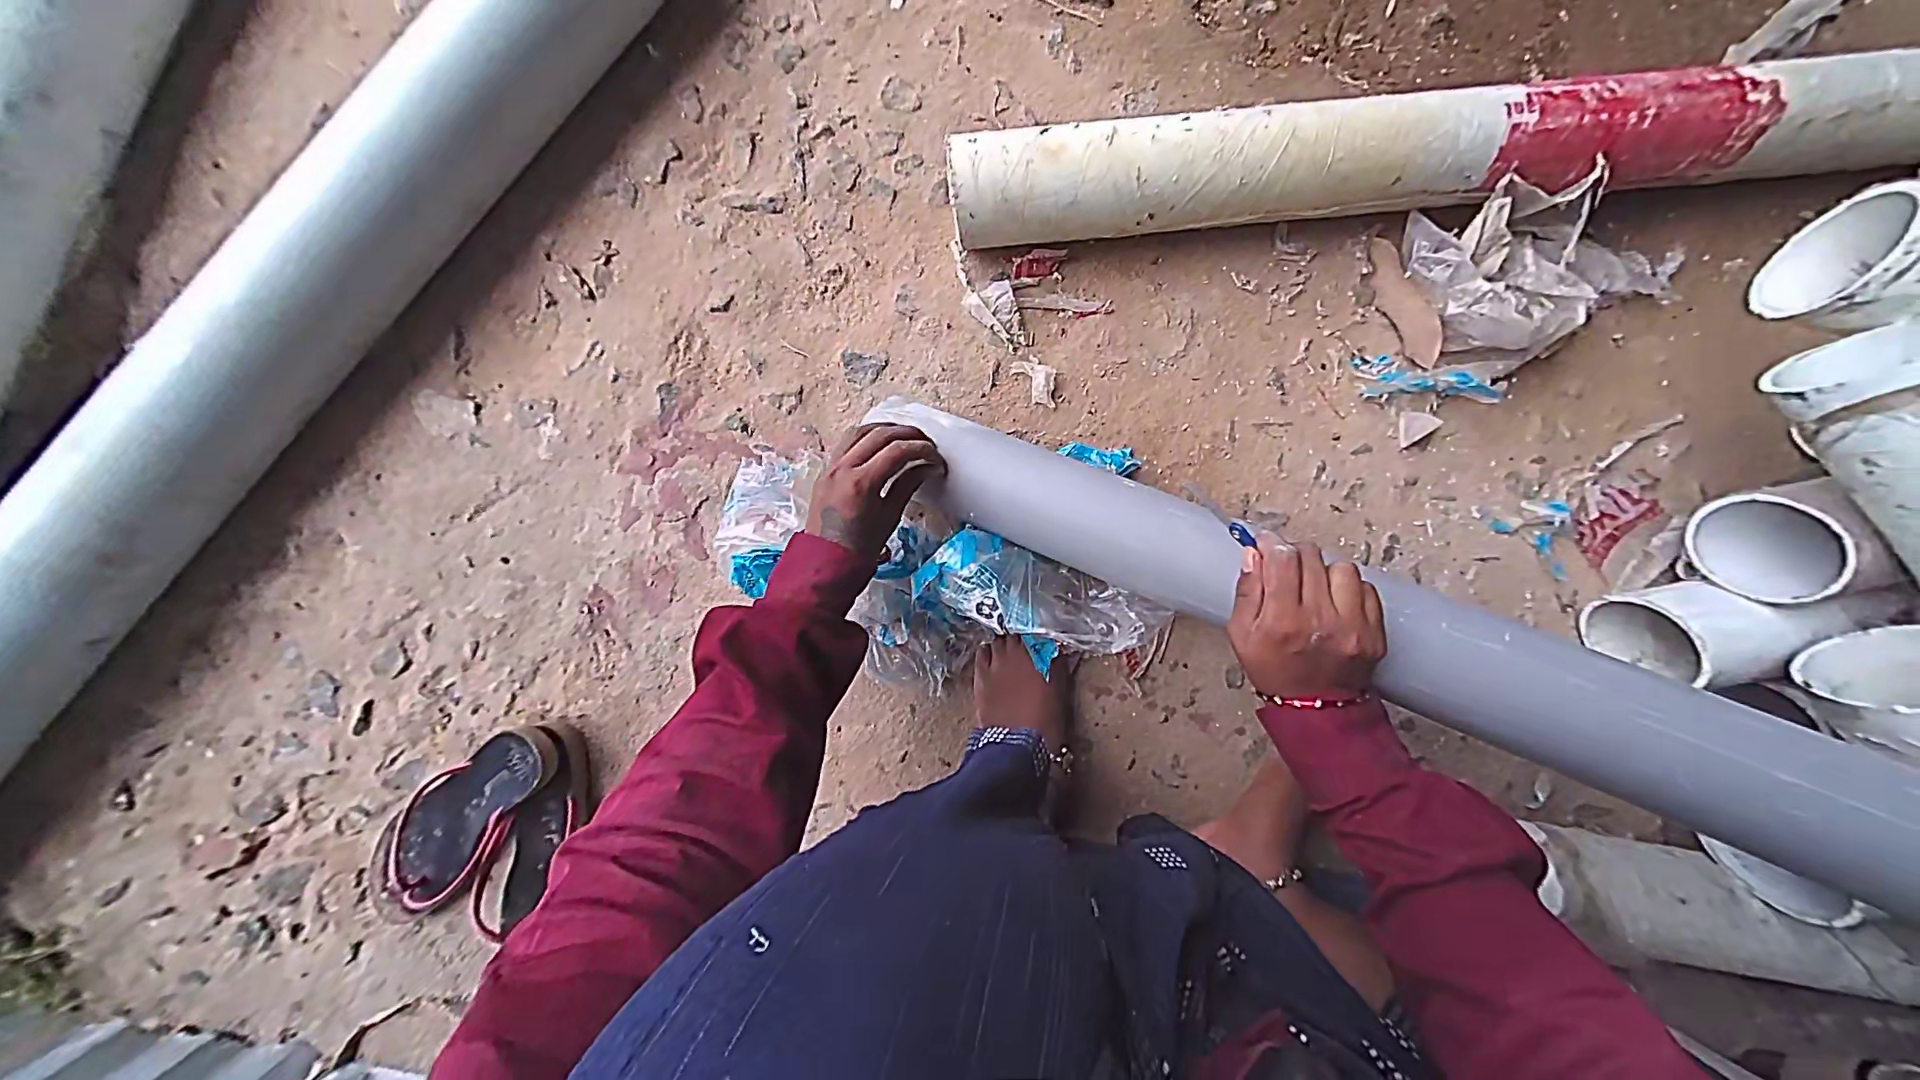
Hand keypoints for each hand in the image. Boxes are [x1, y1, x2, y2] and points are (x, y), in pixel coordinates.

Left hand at [805, 424, 945, 557]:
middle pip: (880, 435)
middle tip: (925, 442)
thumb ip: (907, 485)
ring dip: (885, 430)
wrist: (826, 563)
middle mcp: (843, 469)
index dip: (922, 450)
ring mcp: (831, 468)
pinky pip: (846, 443)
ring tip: (904, 437)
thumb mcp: (890, 516)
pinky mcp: (826, 472)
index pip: (898, 451)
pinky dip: (866, 438)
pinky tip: (879, 445)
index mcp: (861, 483)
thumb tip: (925, 467)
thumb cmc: (859, 548)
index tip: (935, 457)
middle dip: (907, 434)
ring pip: (860, 432)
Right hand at [1228, 539, 1386, 699]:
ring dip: (1323, 571)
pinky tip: (1333, 602)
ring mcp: (1353, 625)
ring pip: (1341, 568)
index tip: (1266, 543)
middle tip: (1286, 566)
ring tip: (1313, 587)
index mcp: (1282, 620)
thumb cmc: (1273, 671)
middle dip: (1294, 555)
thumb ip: (1246, 592)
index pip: (1283, 559)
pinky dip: (1347, 589)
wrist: (1315, 708)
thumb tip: (1253, 555)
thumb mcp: (1241, 634)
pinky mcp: (1375, 631)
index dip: (1272, 543)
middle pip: (1311, 557)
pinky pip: (1365, 588)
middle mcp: (1320, 619)